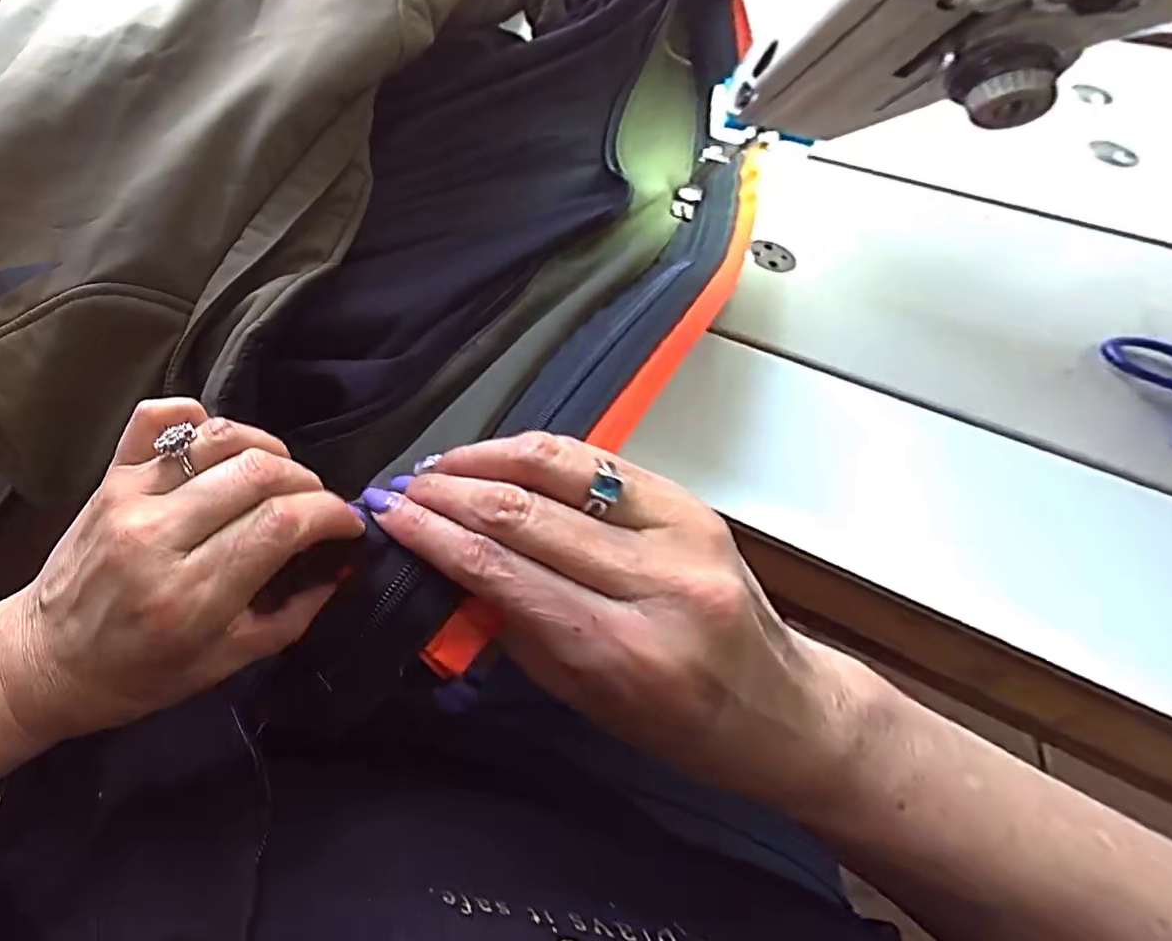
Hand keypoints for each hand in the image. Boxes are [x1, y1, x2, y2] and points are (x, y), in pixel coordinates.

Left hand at [0, 399, 363, 782]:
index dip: (329, 513)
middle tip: (316, 504)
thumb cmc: (136, 676)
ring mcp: (127, 498)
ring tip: (279, 474)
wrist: (43, 662)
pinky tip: (217, 439)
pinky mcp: (108, 477)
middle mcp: (156, 537)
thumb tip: (341, 565)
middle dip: (307, 482)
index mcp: (188, 597)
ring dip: (268, 447)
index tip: (347, 523)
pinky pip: (154, 418)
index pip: (279, 524)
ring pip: (218, 439)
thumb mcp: (223, 666)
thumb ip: (291, 615)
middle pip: (257, 473)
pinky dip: (195, 415)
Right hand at [373, 432, 869, 809]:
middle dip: (445, 492)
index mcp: (621, 649)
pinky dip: (528, 451)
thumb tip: (443, 561)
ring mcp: (681, 529)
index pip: (500, 570)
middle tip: (400, 487)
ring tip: (436, 466)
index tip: (387, 514)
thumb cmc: (671, 721)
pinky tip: (492, 456)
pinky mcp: (689, 500)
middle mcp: (655, 580)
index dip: (432, 534)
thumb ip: (506, 621)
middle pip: (520, 511)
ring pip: (555, 467)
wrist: (784, 707)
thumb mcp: (574, 692)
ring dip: (480, 459)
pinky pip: (592, 457)